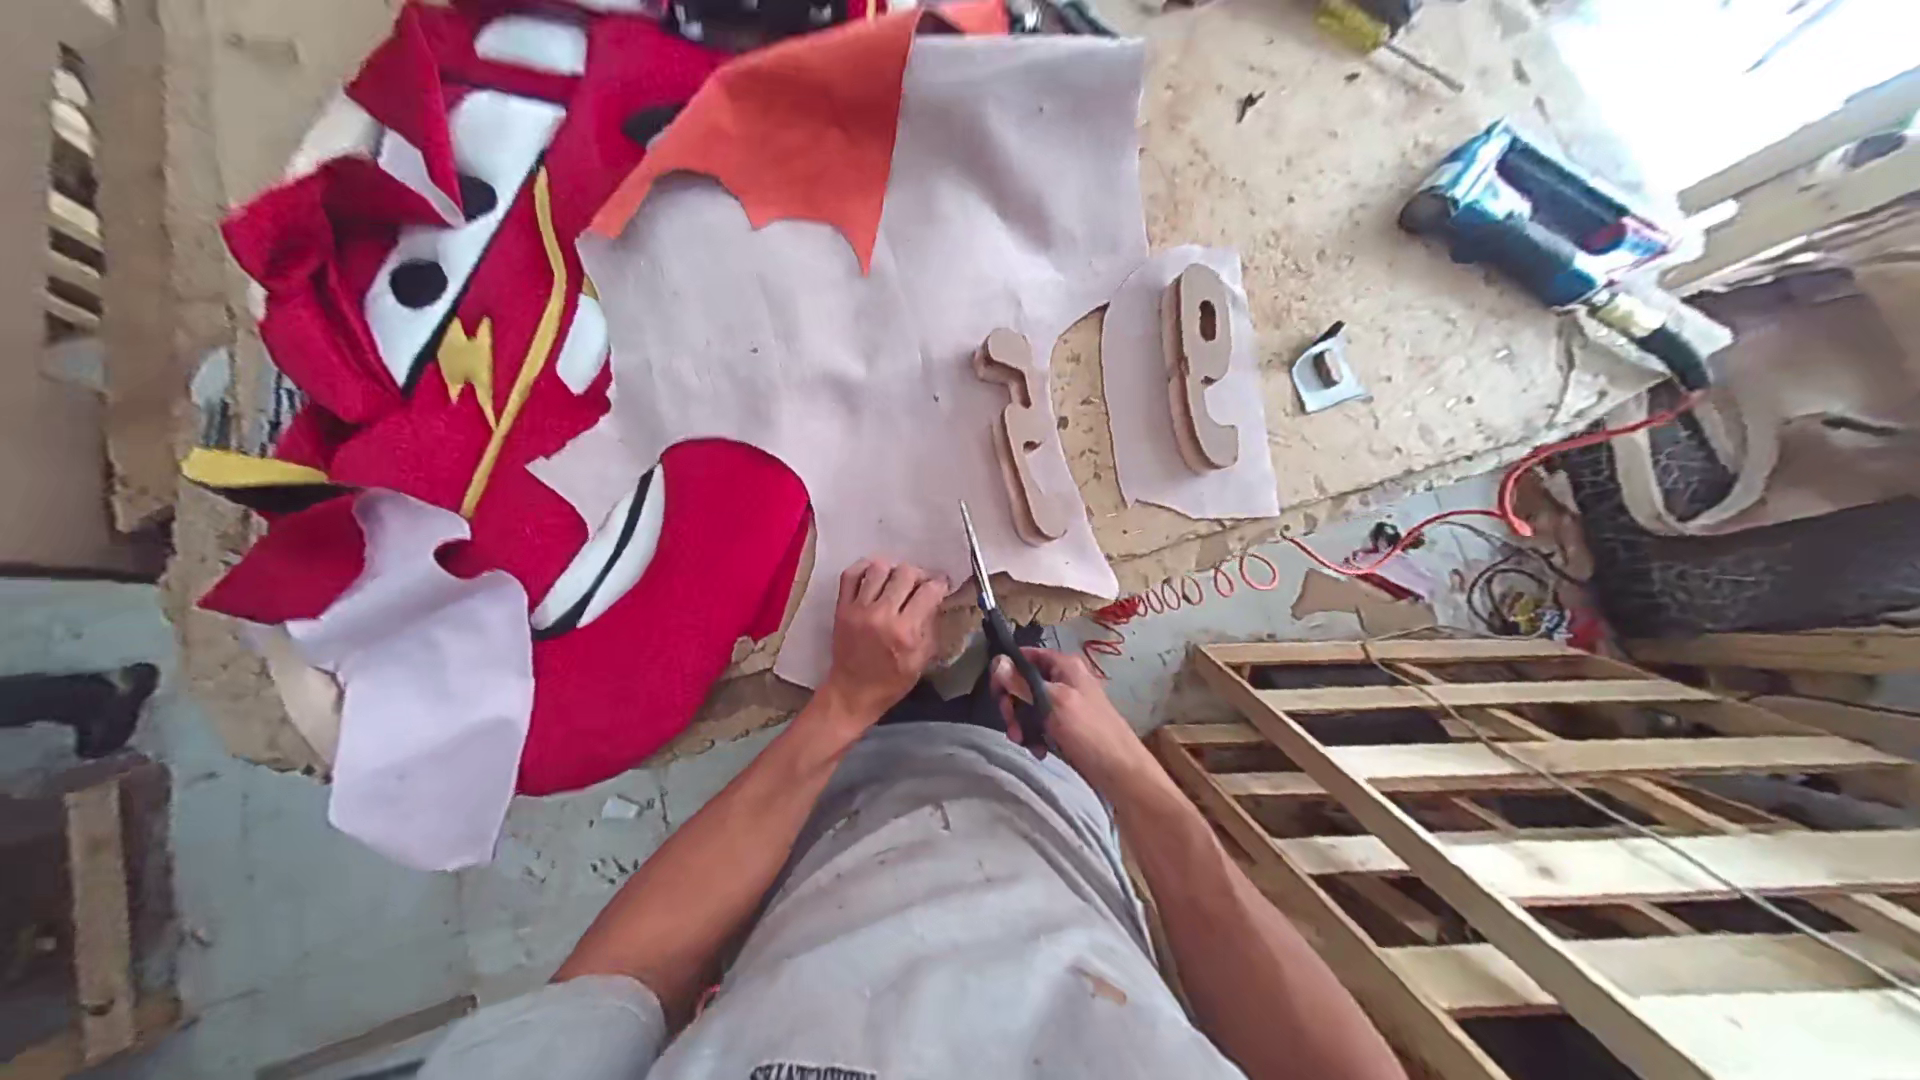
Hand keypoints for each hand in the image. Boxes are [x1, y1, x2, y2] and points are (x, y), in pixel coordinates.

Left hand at [818, 558, 950, 723]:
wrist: (852, 692)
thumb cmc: (891, 682)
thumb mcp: (922, 661)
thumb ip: (931, 628)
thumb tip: (936, 601)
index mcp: (905, 631)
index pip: (929, 591)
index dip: (941, 583)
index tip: (942, 584)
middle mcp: (882, 615)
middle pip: (906, 573)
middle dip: (920, 574)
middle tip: (921, 583)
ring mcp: (859, 609)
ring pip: (879, 568)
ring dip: (893, 569)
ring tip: (897, 579)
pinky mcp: (842, 608)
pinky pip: (850, 575)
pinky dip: (863, 568)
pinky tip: (874, 574)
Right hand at [990, 647, 1155, 791]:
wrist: (1119, 770)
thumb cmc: (1088, 731)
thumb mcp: (1052, 702)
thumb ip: (1022, 682)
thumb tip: (997, 661)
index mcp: (1063, 664)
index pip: (1024, 656)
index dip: (1006, 671)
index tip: (997, 695)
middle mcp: (1063, 678)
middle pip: (1022, 682)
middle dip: (1012, 705)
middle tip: (1012, 726)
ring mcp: (1064, 701)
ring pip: (1027, 705)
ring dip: (1021, 723)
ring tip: (1025, 742)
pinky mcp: (1064, 723)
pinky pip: (1038, 722)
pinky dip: (1033, 735)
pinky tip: (1038, 750)